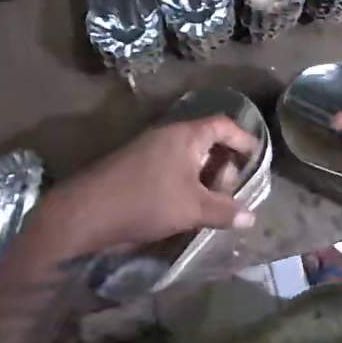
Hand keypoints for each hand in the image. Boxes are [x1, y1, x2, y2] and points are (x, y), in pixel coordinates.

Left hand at [30, 115, 260, 258]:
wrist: (85, 212)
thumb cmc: (145, 202)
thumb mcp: (192, 209)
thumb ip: (224, 211)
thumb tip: (251, 217)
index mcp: (185, 135)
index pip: (223, 125)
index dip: (243, 139)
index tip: (255, 157)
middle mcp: (167, 134)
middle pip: (206, 141)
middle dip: (222, 165)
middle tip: (229, 191)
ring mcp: (148, 148)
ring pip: (187, 157)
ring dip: (202, 177)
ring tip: (209, 204)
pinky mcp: (134, 165)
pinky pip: (170, 166)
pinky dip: (183, 181)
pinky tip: (183, 206)